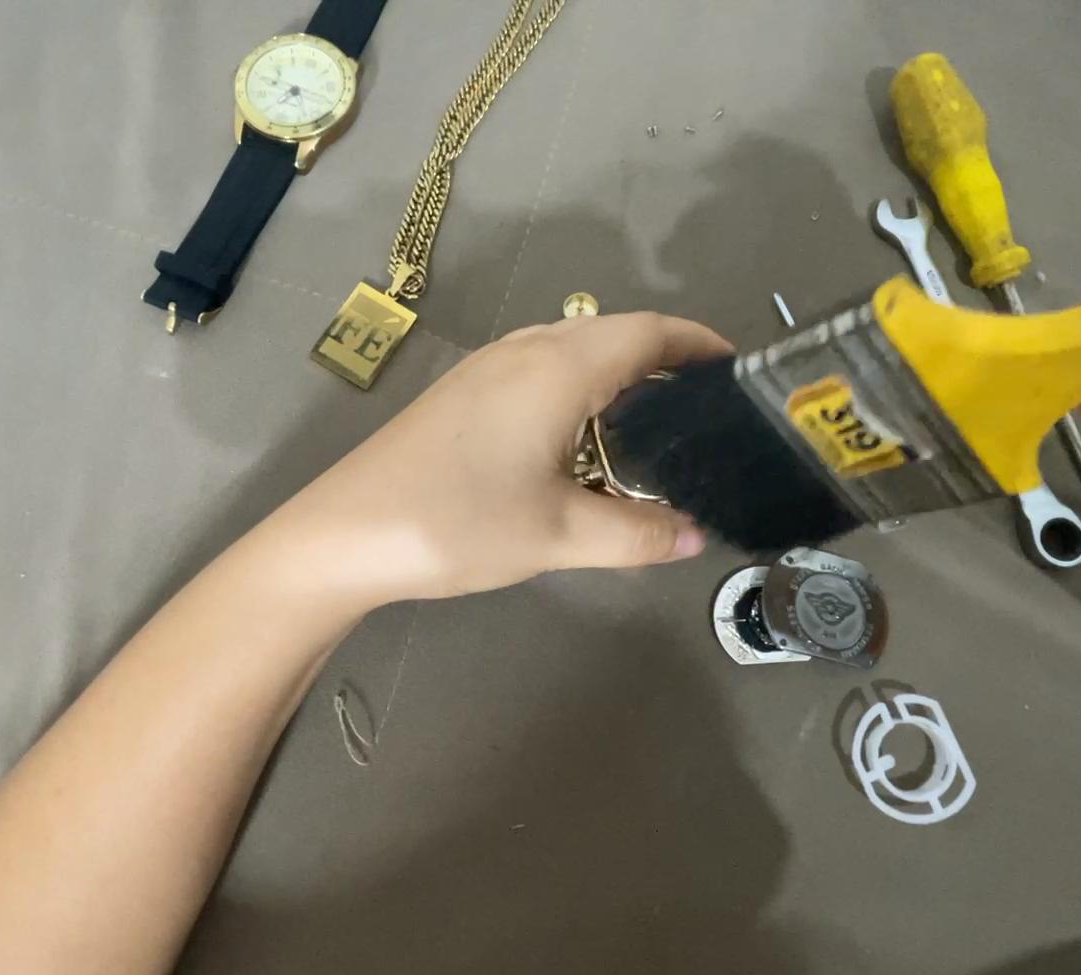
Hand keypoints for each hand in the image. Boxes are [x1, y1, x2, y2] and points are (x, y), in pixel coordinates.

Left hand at [267, 313, 728, 604]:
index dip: (696, 344)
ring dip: (614, 375)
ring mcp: (483, 370)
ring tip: (648, 425)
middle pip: (610, 333)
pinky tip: (575, 441)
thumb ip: (635, 533)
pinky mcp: (458, 395)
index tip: (735, 370)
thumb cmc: (457, 523)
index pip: (647, 332)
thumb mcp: (558, 535)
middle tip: (700, 409)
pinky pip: (536, 373)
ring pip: (569, 351)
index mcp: (557, 368)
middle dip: (661, 360)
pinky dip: (574, 391)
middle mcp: (522, 352)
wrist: (345, 534)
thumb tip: (692, 537)